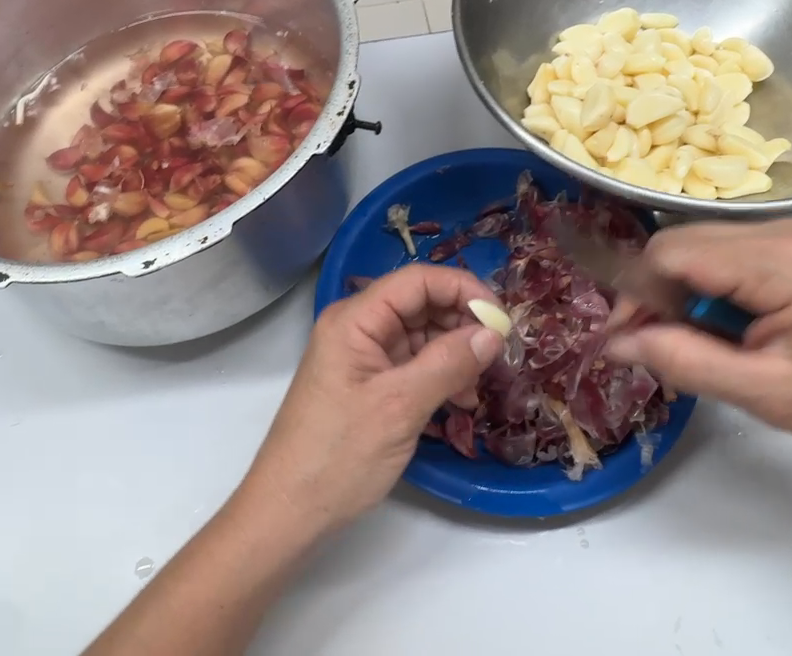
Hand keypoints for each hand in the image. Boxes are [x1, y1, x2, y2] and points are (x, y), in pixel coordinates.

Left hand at [238, 265, 505, 534]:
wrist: (288, 510)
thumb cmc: (338, 456)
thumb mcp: (399, 407)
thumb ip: (448, 363)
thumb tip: (493, 331)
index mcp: (355, 319)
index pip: (417, 280)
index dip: (463, 289)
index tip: (503, 318)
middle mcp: (357, 328)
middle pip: (420, 304)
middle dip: (461, 324)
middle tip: (498, 356)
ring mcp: (362, 357)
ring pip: (421, 335)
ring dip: (454, 354)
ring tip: (478, 387)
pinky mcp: (368, 385)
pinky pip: (413, 364)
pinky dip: (440, 376)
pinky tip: (460, 401)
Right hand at [604, 219, 791, 459]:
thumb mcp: (765, 394)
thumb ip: (684, 361)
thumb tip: (614, 342)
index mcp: (784, 263)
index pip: (673, 253)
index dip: (636, 292)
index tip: (626, 339)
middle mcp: (783, 231)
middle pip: (679, 242)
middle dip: (653, 291)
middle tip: (655, 344)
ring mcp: (789, 233)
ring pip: (695, 246)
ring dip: (677, 290)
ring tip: (693, 340)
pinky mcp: (791, 246)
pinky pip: (720, 252)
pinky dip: (703, 286)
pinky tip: (720, 325)